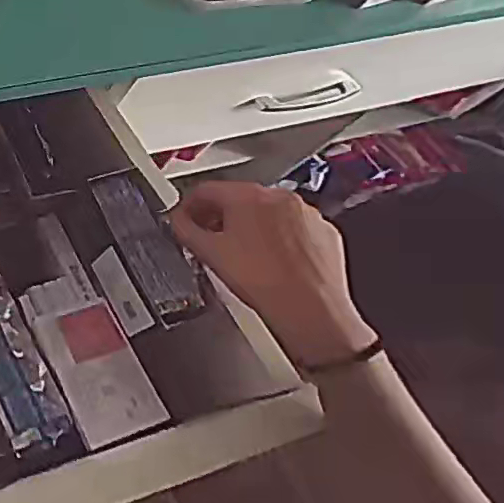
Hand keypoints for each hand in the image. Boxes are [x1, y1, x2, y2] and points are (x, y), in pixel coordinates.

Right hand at [170, 182, 377, 368]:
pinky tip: (272, 262)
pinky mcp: (324, 232)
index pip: (206, 190)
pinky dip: (280, 239)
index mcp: (248, 196)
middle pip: (237, 199)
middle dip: (220, 218)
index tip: (186, 219)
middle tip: (210, 240)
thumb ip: (185, 230)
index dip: (189, 206)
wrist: (312, 312)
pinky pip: (293, 227)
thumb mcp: (210, 254)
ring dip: (251, 227)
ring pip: (267, 213)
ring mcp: (305, 213)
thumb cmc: (267, 284)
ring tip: (244, 257)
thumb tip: (179, 221)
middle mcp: (279, 197)